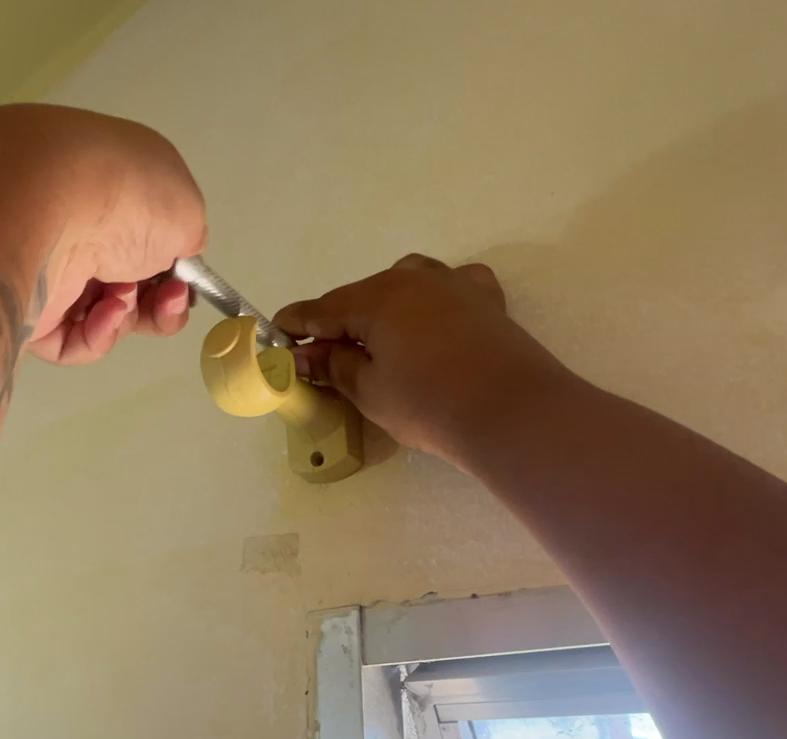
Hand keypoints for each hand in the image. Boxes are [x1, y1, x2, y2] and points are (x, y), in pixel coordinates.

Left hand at [9, 107, 206, 364]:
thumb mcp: (186, 206)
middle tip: (170, 301)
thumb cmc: (127, 193)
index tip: (186, 283)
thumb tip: (176, 253)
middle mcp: (75, 224)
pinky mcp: (26, 309)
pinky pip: (71, 340)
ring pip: (102, 315)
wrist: (48, 201)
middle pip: (128, 285)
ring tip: (124, 296)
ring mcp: (48, 267)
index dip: (173, 270)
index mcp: (110, 188)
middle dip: (158, 302)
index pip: (144, 240)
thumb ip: (188, 236)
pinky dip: (99, 334)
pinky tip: (106, 312)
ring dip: (130, 313)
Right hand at [272, 255, 570, 465]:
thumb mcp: (369, 390)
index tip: (275, 335)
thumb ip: (333, 365)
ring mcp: (453, 283)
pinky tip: (431, 320)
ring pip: (404, 284)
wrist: (511, 412)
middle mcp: (413, 278)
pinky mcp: (485, 299)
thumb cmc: (428, 404)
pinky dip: (430, 301)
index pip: (322, 308)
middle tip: (324, 356)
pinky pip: (447, 288)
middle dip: (339, 322)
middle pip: (362, 295)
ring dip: (383, 308)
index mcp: (376, 297)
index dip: (296, 324)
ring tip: (376, 341)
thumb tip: (304, 354)